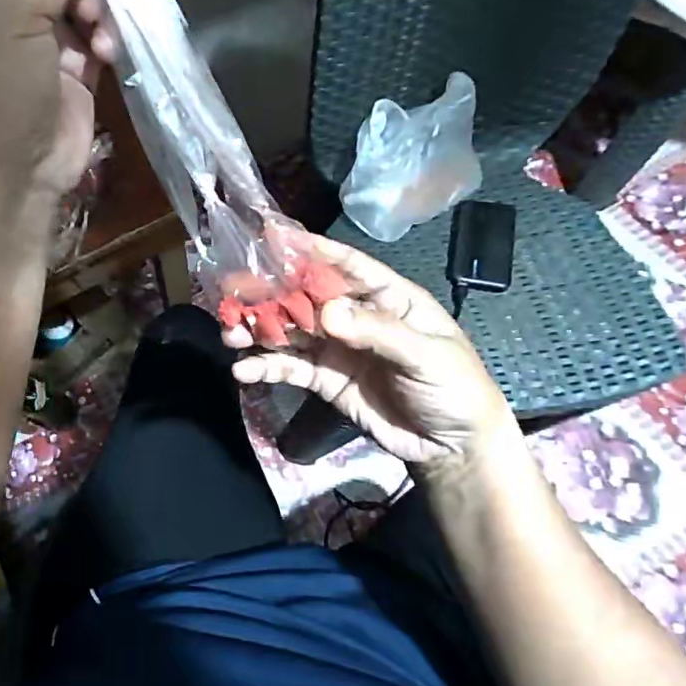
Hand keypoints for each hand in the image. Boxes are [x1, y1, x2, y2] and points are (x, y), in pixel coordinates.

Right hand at [230, 235, 516, 466]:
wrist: (451, 448)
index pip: (346, 266)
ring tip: (231, 334)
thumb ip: (376, 332)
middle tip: (232, 293)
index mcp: (387, 298)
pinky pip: (290, 368)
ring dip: (259, 330)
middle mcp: (355, 317)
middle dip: (270, 294)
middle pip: (306, 298)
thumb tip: (326, 312)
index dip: (311, 250)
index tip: (273, 237)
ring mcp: (337, 348)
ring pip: (290, 331)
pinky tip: (244, 370)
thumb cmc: (454, 388)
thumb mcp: (426, 355)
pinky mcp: (324, 380)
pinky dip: (265, 367)